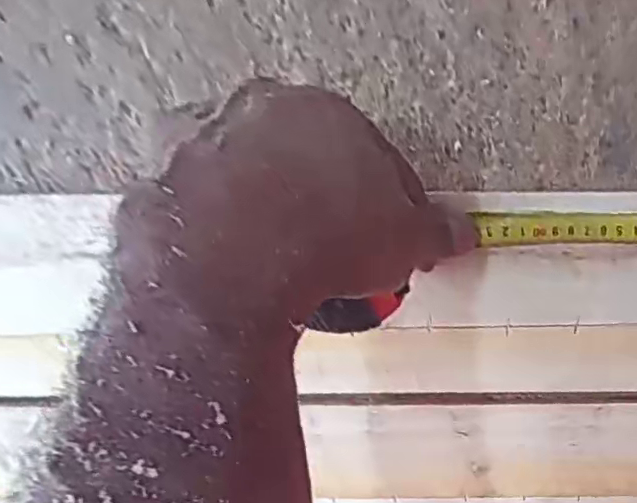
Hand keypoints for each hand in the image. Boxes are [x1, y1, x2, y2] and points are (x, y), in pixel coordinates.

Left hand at [114, 79, 475, 326]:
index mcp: (335, 113)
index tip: (412, 242)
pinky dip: (253, 222)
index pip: (389, 163)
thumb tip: (460, 230)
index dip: (408, 211)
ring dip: (302, 213)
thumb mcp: (414, 242)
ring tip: (324, 262)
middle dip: (351, 206)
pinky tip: (275, 255)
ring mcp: (216, 131)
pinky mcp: (176, 166)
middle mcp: (270, 107)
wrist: (239, 257)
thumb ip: (440, 231)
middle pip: (327, 162)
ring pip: (278, 177)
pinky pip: (232, 197)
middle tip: (370, 251)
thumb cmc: (331, 235)